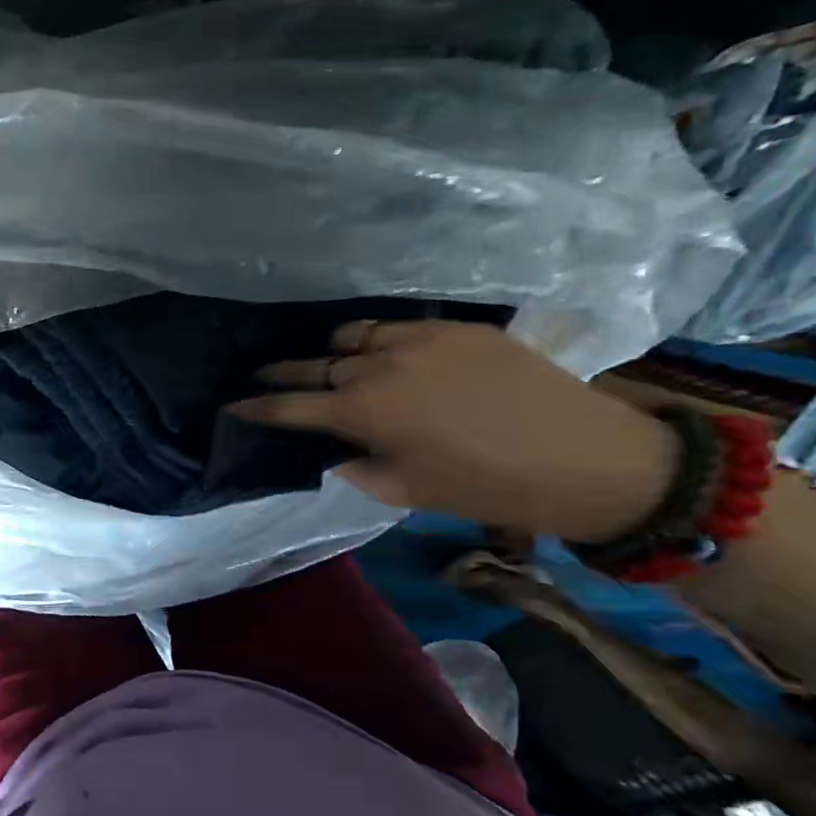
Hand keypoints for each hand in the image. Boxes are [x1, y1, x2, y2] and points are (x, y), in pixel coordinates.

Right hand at [228, 321, 675, 541]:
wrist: (583, 458)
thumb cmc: (484, 488)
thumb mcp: (403, 490)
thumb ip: (354, 463)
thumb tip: (332, 445)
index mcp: (364, 410)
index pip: (291, 407)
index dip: (256, 408)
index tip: (232, 406)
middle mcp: (381, 362)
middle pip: (314, 363)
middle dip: (282, 374)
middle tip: (263, 377)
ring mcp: (420, 336)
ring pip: (354, 334)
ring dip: (333, 351)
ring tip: (330, 363)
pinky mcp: (456, 326)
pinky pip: (398, 325)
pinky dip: (377, 340)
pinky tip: (382, 353)